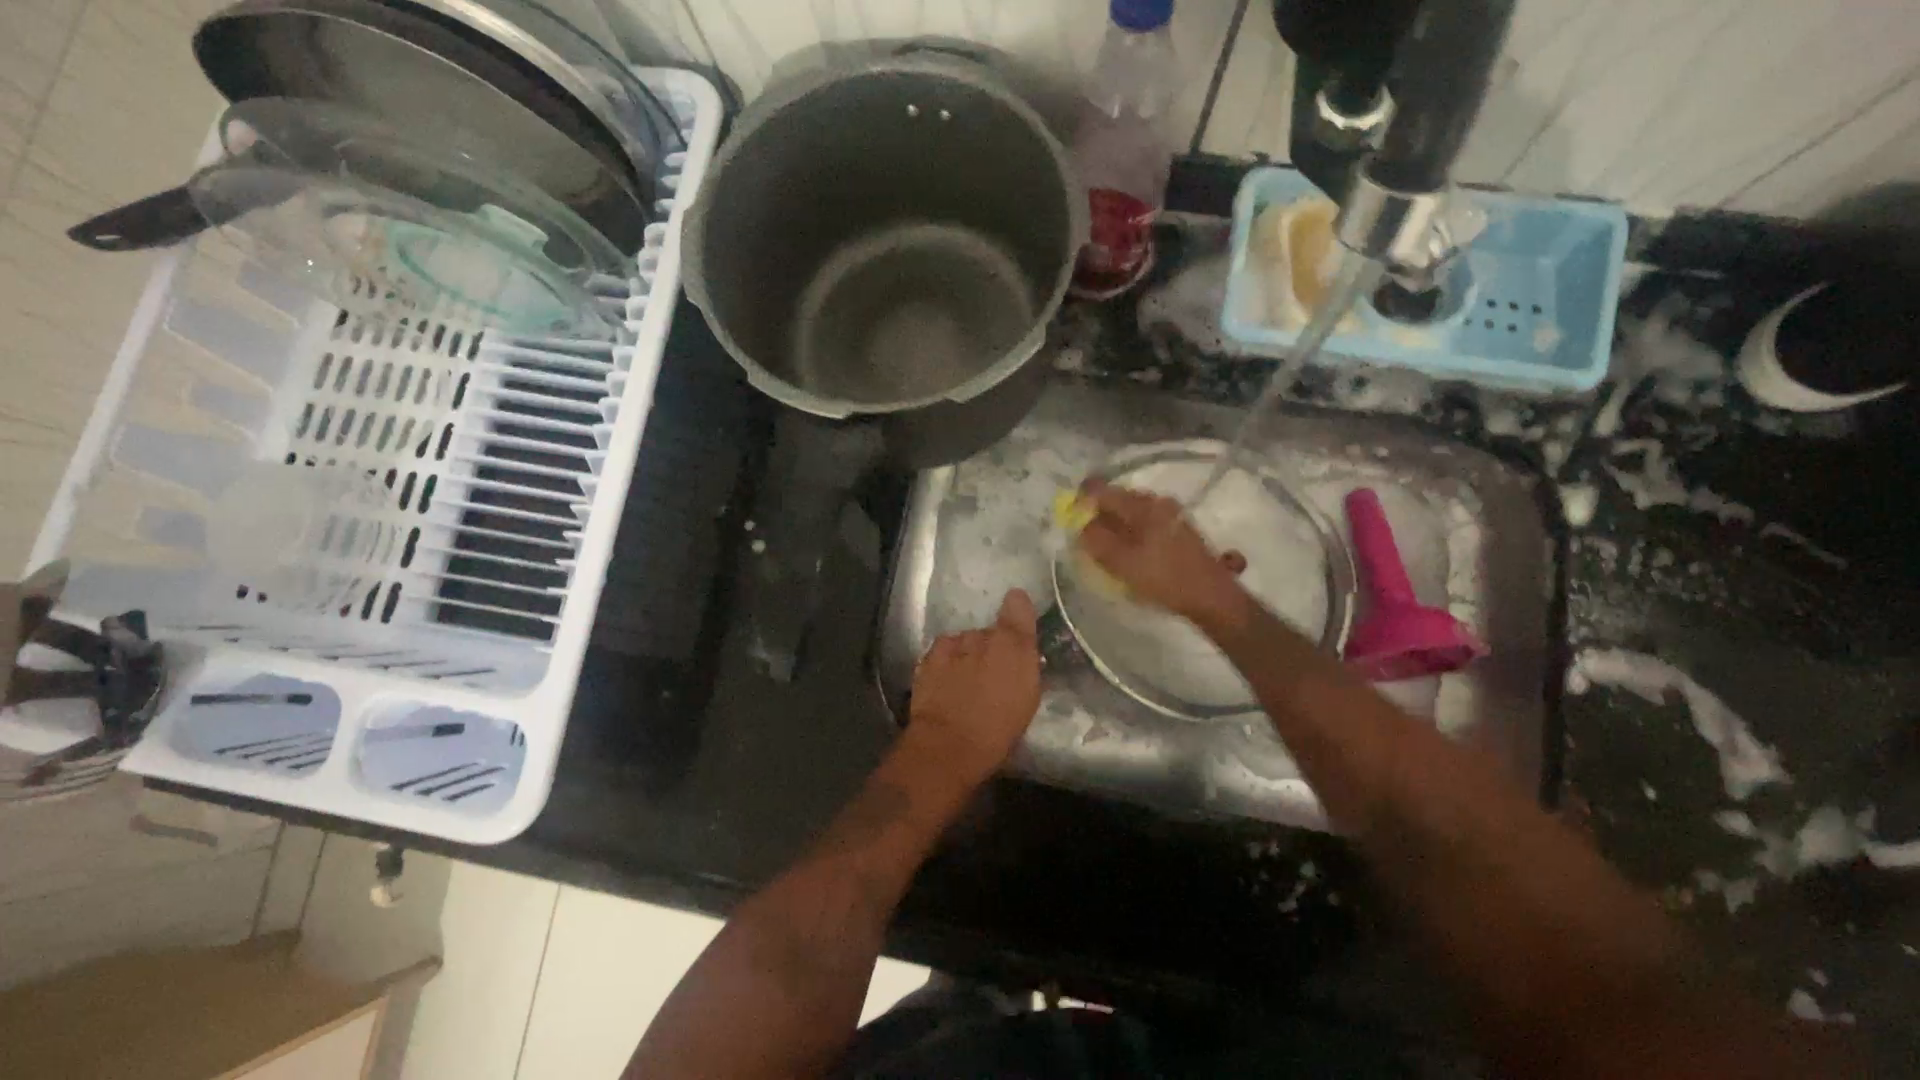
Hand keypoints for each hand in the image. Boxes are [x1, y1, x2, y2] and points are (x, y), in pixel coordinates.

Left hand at [908, 589, 1041, 781]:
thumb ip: (1027, 669)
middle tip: (990, 675)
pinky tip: (946, 681)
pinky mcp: (931, 655)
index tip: (1016, 616)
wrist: (951, 743)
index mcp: (1015, 645)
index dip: (1017, 608)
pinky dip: (947, 661)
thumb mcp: (1027, 701)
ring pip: (965, 642)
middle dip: (991, 648)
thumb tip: (1025, 657)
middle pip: (989, 632)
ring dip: (967, 655)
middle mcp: (985, 636)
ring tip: (965, 683)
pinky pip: (944, 650)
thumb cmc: (999, 729)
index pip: (1018, 605)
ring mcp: (955, 644)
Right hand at [1076, 481, 1246, 625]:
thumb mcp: (1121, 563)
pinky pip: (1147, 521)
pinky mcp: (1180, 528)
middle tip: (1086, 535)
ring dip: (1117, 524)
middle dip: (1099, 513)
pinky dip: (1133, 531)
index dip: (1081, 500)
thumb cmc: (1163, 579)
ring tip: (1108, 547)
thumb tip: (1080, 525)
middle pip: (1118, 499)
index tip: (1071, 517)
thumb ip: (1095, 540)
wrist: (1211, 596)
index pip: (1101, 490)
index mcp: (1141, 505)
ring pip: (1133, 511)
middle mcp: (1157, 502)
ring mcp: (1172, 514)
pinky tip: (1132, 552)